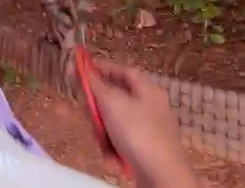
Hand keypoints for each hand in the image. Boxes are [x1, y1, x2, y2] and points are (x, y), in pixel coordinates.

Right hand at [85, 60, 198, 187]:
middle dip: (98, 107)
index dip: (101, 67)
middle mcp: (151, 107)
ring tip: (102, 142)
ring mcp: (150, 130)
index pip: (122, 69)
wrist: (163, 178)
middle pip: (116, 97)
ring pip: (116, 121)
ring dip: (104, 131)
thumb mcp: (110, 102)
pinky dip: (114, 147)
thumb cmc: (136, 132)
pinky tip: (112, 157)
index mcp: (147, 89)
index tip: (81, 70)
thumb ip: (94, 83)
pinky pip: (124, 141)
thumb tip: (85, 69)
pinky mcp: (148, 150)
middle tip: (87, 113)